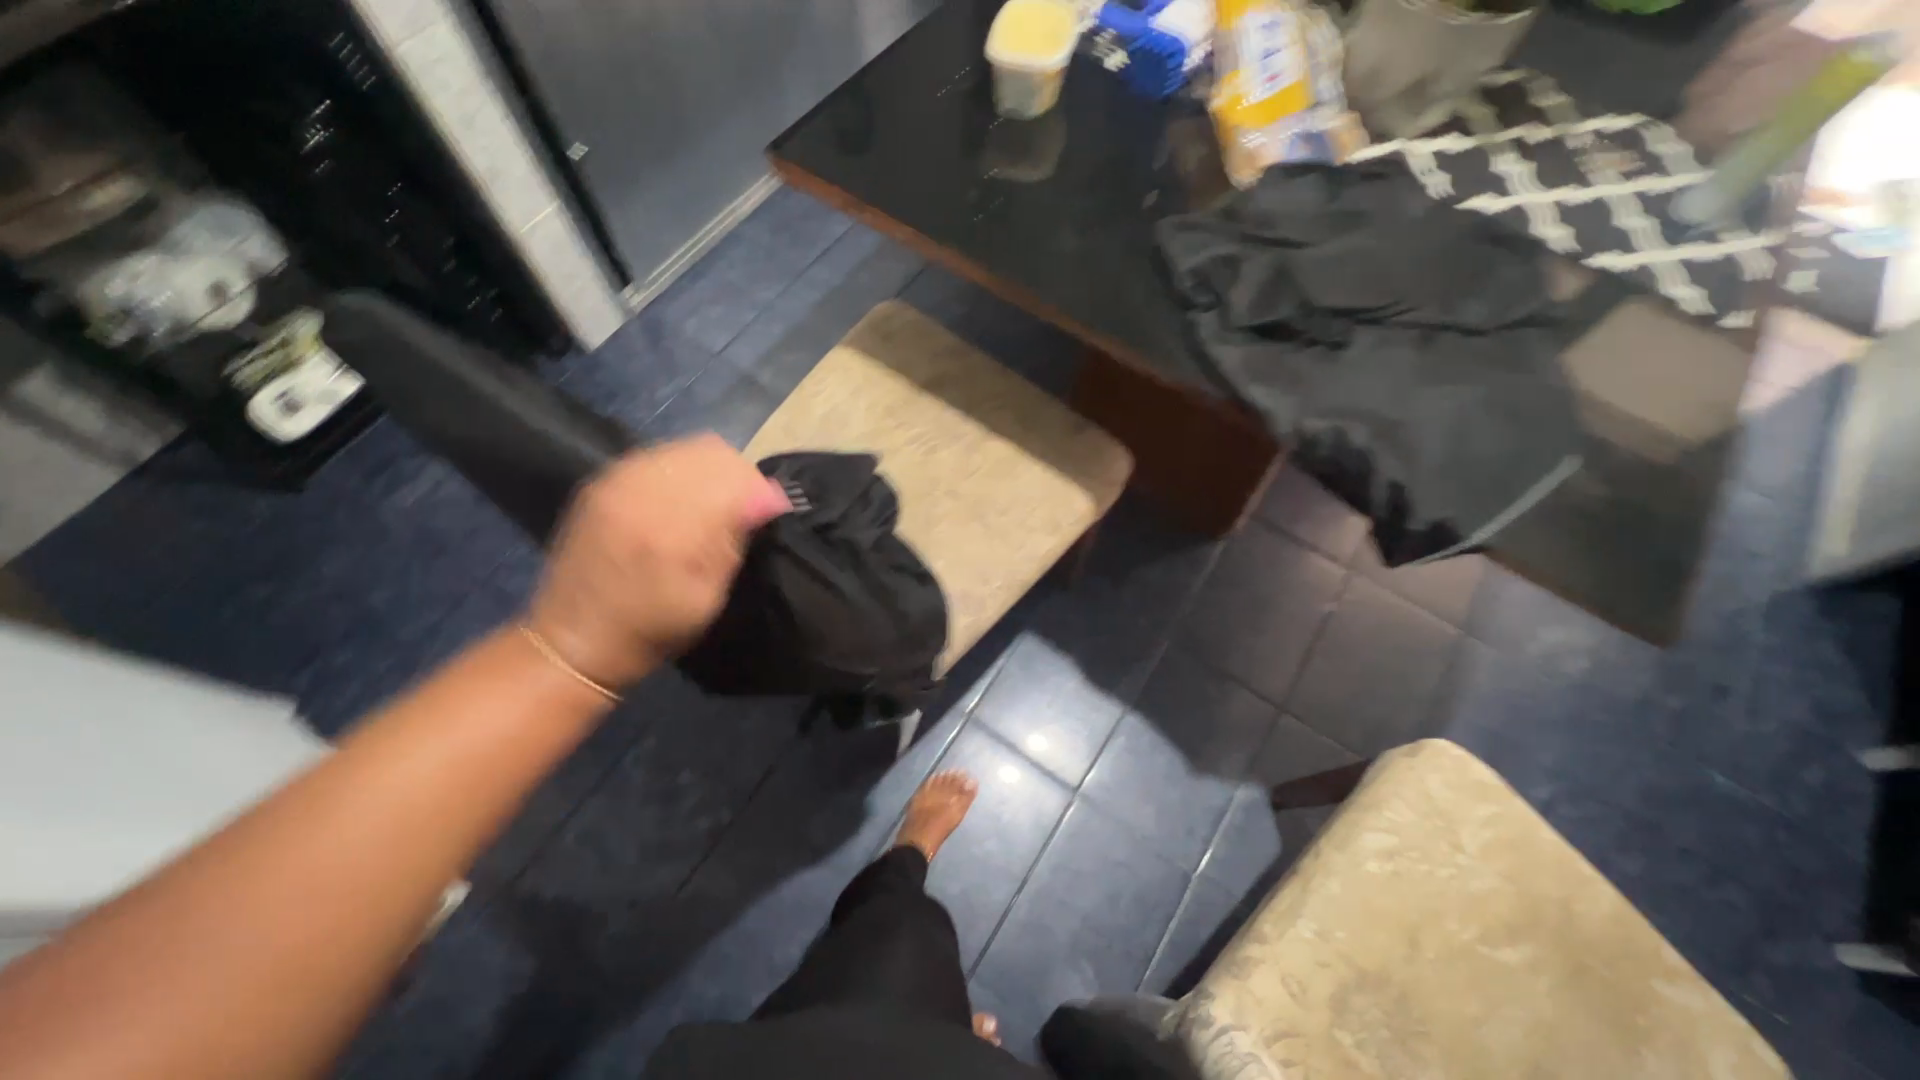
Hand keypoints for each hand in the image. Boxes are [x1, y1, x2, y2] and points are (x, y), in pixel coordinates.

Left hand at [524, 435, 789, 687]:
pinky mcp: (602, 480)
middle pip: (714, 453)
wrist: (573, 641)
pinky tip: (682, 501)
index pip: (736, 477)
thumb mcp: (708, 599)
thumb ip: (734, 541)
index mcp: (672, 528)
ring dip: (712, 471)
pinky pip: (658, 454)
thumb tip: (767, 499)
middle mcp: (642, 491)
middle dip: (739, 477)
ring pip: (687, 447)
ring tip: (714, 505)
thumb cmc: (651, 631)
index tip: (768, 517)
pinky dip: (682, 470)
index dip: (761, 493)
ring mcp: (617, 479)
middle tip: (744, 511)